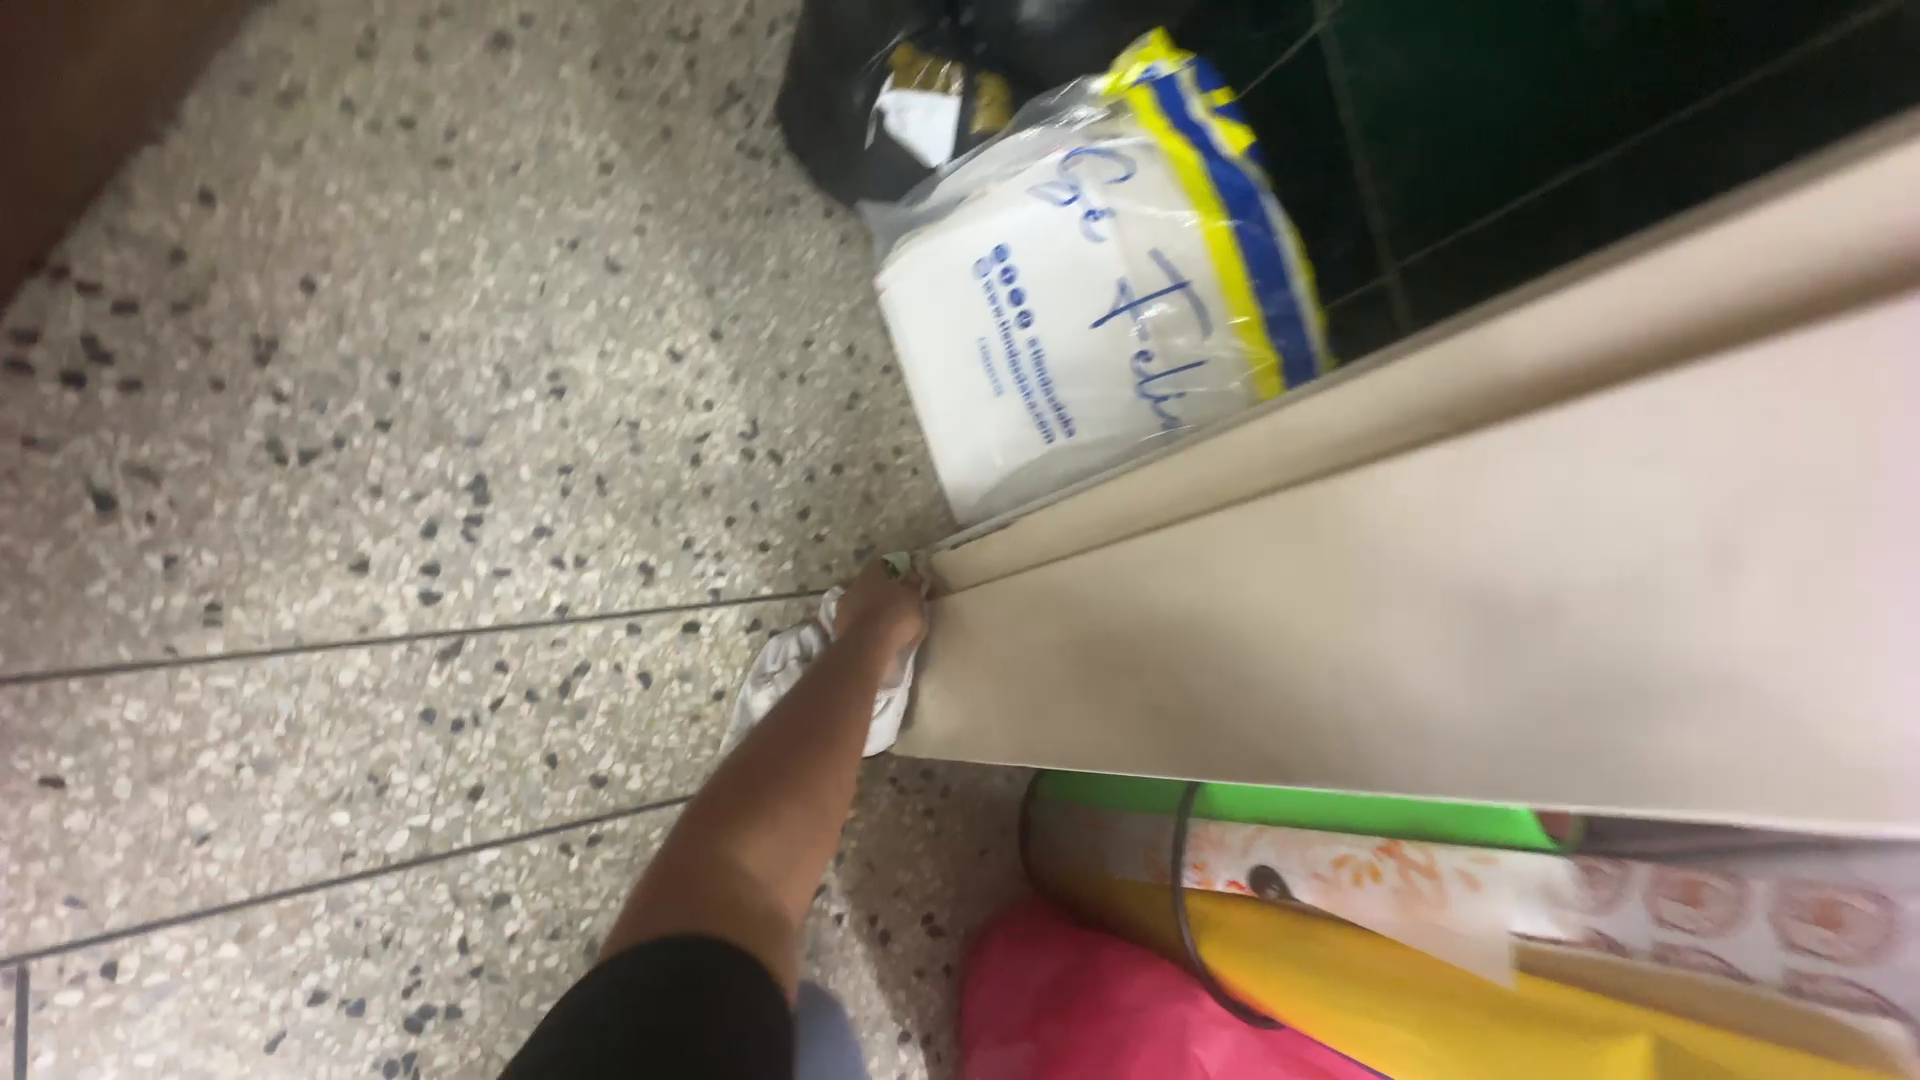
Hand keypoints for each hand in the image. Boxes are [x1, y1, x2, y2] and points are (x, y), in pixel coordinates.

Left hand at [834, 558, 927, 655]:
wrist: (868, 647)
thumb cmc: (896, 616)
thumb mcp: (914, 597)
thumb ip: (914, 583)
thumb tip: (913, 573)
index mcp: (872, 572)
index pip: (884, 564)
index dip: (896, 572)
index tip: (907, 582)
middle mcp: (854, 584)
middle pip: (870, 584)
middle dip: (882, 592)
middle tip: (898, 603)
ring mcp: (843, 606)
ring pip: (860, 602)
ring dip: (871, 609)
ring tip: (887, 622)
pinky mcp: (838, 627)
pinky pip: (855, 621)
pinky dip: (864, 625)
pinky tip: (875, 634)